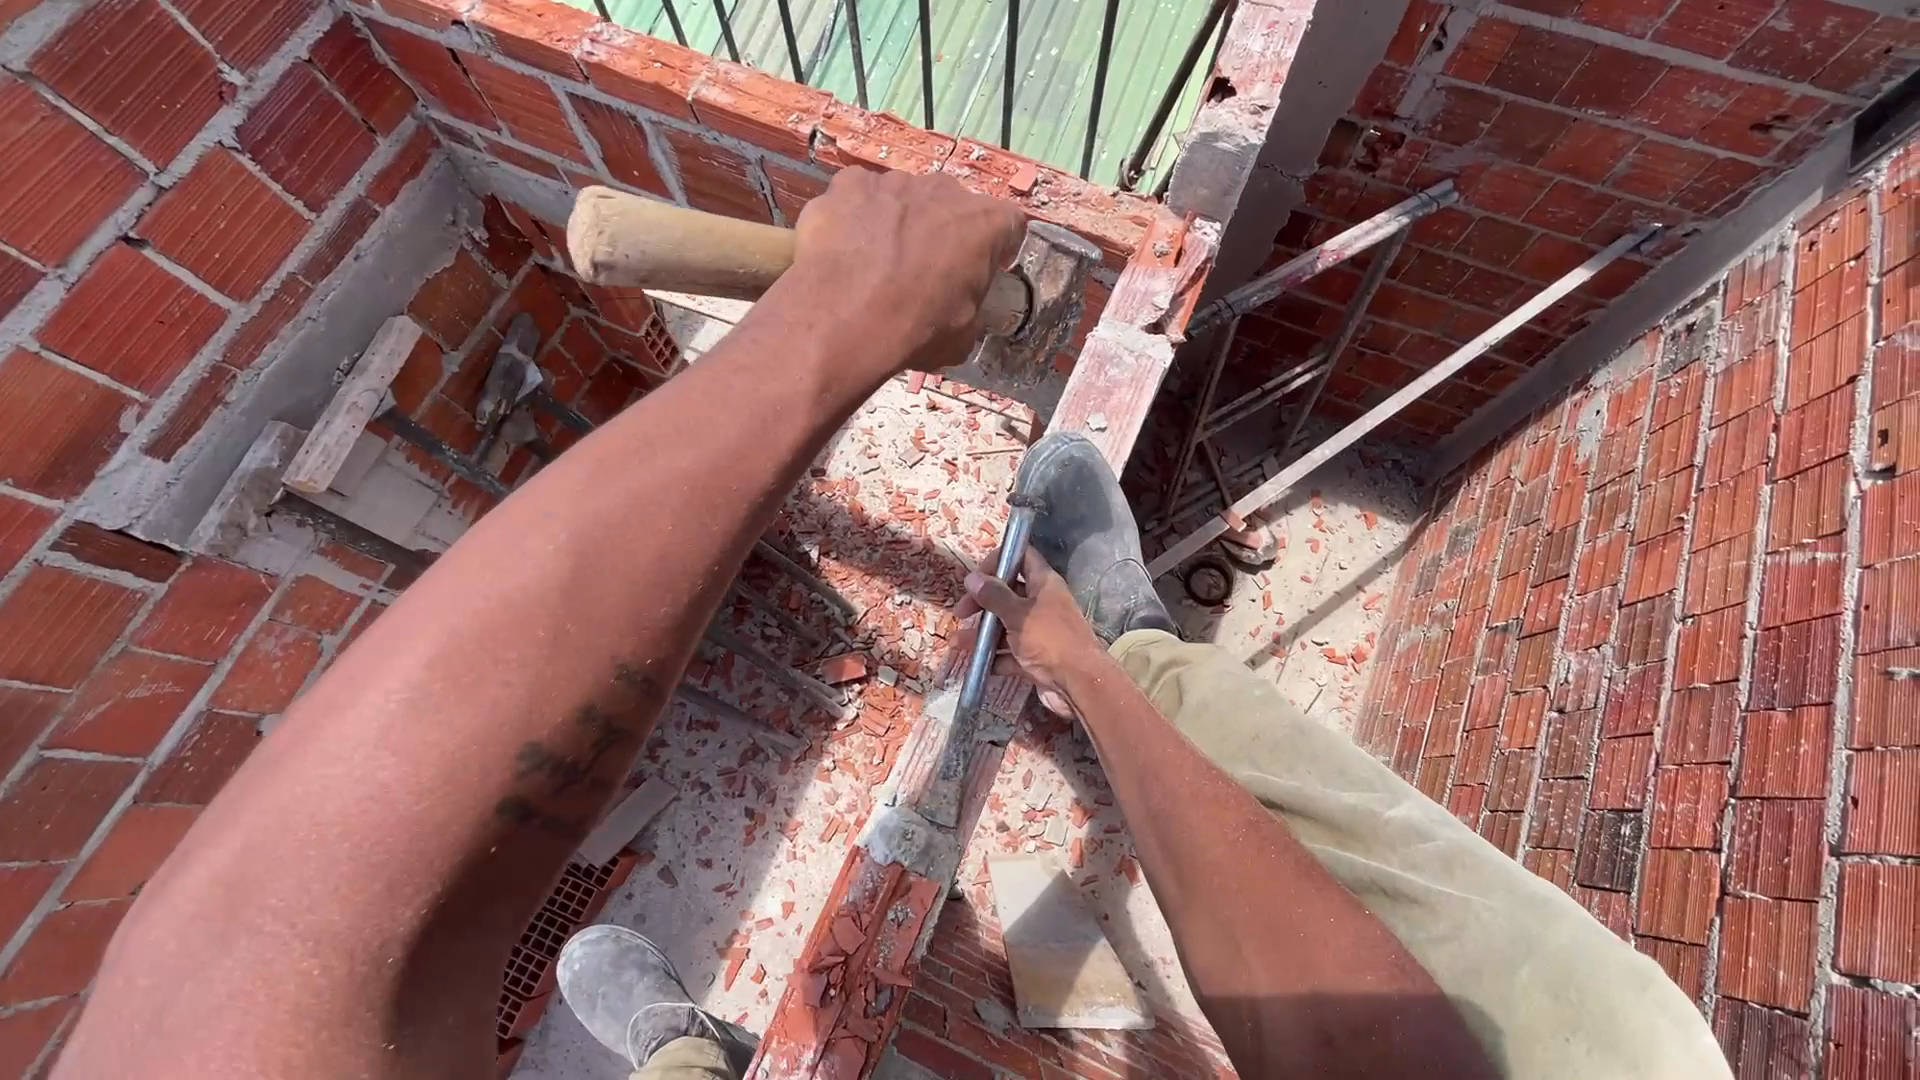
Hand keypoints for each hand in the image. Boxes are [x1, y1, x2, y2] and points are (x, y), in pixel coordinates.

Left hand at [790, 168, 1026, 374]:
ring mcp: (893, 182)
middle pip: (952, 206)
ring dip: (899, 224)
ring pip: (904, 199)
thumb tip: (960, 310)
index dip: (997, 250)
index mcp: (984, 225)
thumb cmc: (914, 332)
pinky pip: (860, 197)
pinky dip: (857, 217)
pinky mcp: (848, 184)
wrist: (842, 323)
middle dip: (943, 233)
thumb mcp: (961, 337)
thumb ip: (970, 308)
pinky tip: (846, 250)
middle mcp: (943, 190)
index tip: (982, 271)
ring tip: (877, 265)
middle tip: (924, 272)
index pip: (1008, 225)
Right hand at [951, 547, 1108, 715]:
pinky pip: (1009, 653)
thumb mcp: (1018, 614)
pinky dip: (992, 658)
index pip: (1021, 557)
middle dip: (982, 602)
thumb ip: (994, 596)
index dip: (998, 560)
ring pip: (1004, 626)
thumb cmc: (1049, 640)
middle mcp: (1042, 604)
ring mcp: (1038, 632)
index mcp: (1043, 584)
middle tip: (961, 613)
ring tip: (958, 643)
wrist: (1078, 684)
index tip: (976, 575)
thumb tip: (972, 578)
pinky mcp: (1035, 657)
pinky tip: (973, 663)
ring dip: (981, 634)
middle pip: (1007, 594)